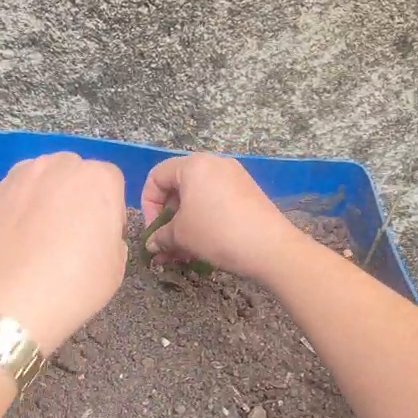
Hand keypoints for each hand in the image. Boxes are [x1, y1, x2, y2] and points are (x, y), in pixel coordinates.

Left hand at [0, 153, 127, 354]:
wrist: (6, 304)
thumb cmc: (72, 286)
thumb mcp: (116, 269)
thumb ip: (112, 238)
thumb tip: (95, 234)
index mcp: (97, 179)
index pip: (111, 181)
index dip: (110, 210)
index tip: (102, 237)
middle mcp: (56, 166)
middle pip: (73, 173)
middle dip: (75, 197)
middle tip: (70, 235)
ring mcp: (17, 177)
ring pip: (38, 179)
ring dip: (43, 198)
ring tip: (37, 237)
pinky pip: (10, 195)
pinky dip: (14, 210)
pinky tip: (12, 242)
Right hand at [141, 154, 308, 281]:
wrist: (269, 247)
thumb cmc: (216, 233)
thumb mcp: (181, 235)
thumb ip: (160, 236)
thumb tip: (152, 244)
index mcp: (193, 165)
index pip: (157, 176)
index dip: (148, 204)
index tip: (153, 230)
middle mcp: (215, 164)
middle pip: (179, 187)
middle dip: (168, 218)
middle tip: (167, 243)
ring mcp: (235, 177)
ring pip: (199, 198)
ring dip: (186, 224)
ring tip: (182, 253)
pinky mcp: (248, 193)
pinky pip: (217, 202)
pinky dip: (205, 221)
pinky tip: (203, 247)